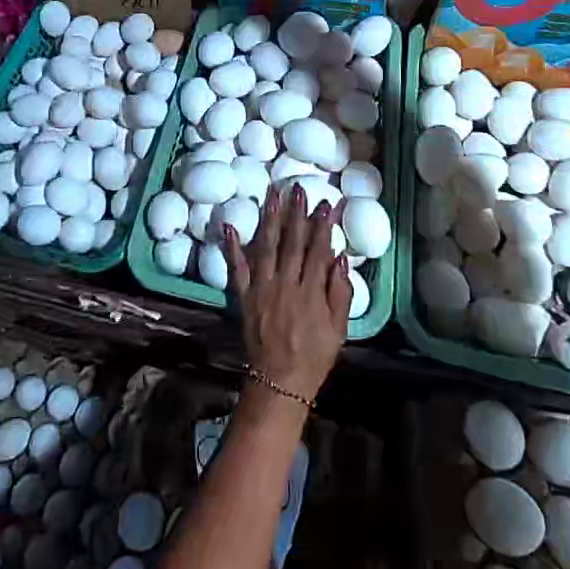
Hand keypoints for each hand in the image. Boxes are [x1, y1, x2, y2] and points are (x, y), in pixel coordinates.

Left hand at [225, 184, 349, 404]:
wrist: (280, 380)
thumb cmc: (314, 355)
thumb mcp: (339, 329)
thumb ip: (340, 293)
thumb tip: (340, 257)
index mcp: (311, 292)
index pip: (318, 250)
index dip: (322, 226)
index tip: (325, 204)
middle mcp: (286, 284)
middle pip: (292, 243)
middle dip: (295, 214)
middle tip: (297, 189)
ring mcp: (262, 288)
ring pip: (266, 247)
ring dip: (269, 219)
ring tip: (271, 194)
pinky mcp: (244, 296)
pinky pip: (237, 268)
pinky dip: (232, 247)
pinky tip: (229, 226)